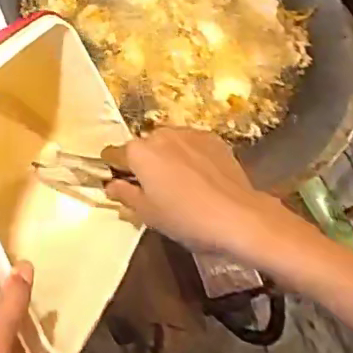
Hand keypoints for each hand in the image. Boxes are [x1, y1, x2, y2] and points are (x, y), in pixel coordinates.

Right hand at [104, 128, 312, 258]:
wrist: (241, 217)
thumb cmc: (188, 219)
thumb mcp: (149, 215)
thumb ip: (125, 195)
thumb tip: (111, 185)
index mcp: (138, 152)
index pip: (114, 154)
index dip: (115, 169)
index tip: (121, 183)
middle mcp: (159, 134)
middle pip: (144, 147)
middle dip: (146, 164)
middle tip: (157, 191)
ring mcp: (187, 133)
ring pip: (168, 144)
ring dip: (169, 158)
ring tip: (184, 185)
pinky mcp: (212, 137)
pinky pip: (192, 145)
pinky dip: (192, 156)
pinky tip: (203, 179)